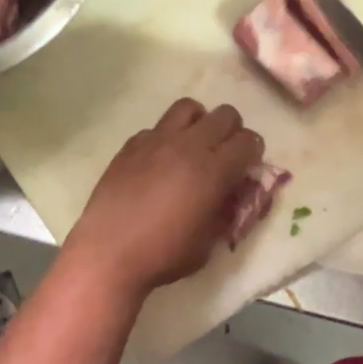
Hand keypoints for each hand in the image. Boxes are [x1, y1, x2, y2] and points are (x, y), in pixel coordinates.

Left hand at [62, 99, 263, 297]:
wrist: (109, 253)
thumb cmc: (164, 255)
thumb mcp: (207, 243)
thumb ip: (224, 213)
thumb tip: (230, 198)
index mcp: (213, 171)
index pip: (248, 142)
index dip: (253, 153)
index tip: (247, 169)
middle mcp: (188, 146)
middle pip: (225, 115)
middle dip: (232, 133)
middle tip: (225, 156)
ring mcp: (156, 140)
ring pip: (189, 108)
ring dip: (200, 123)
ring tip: (193, 147)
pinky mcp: (131, 146)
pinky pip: (156, 128)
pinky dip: (166, 139)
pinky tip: (159, 163)